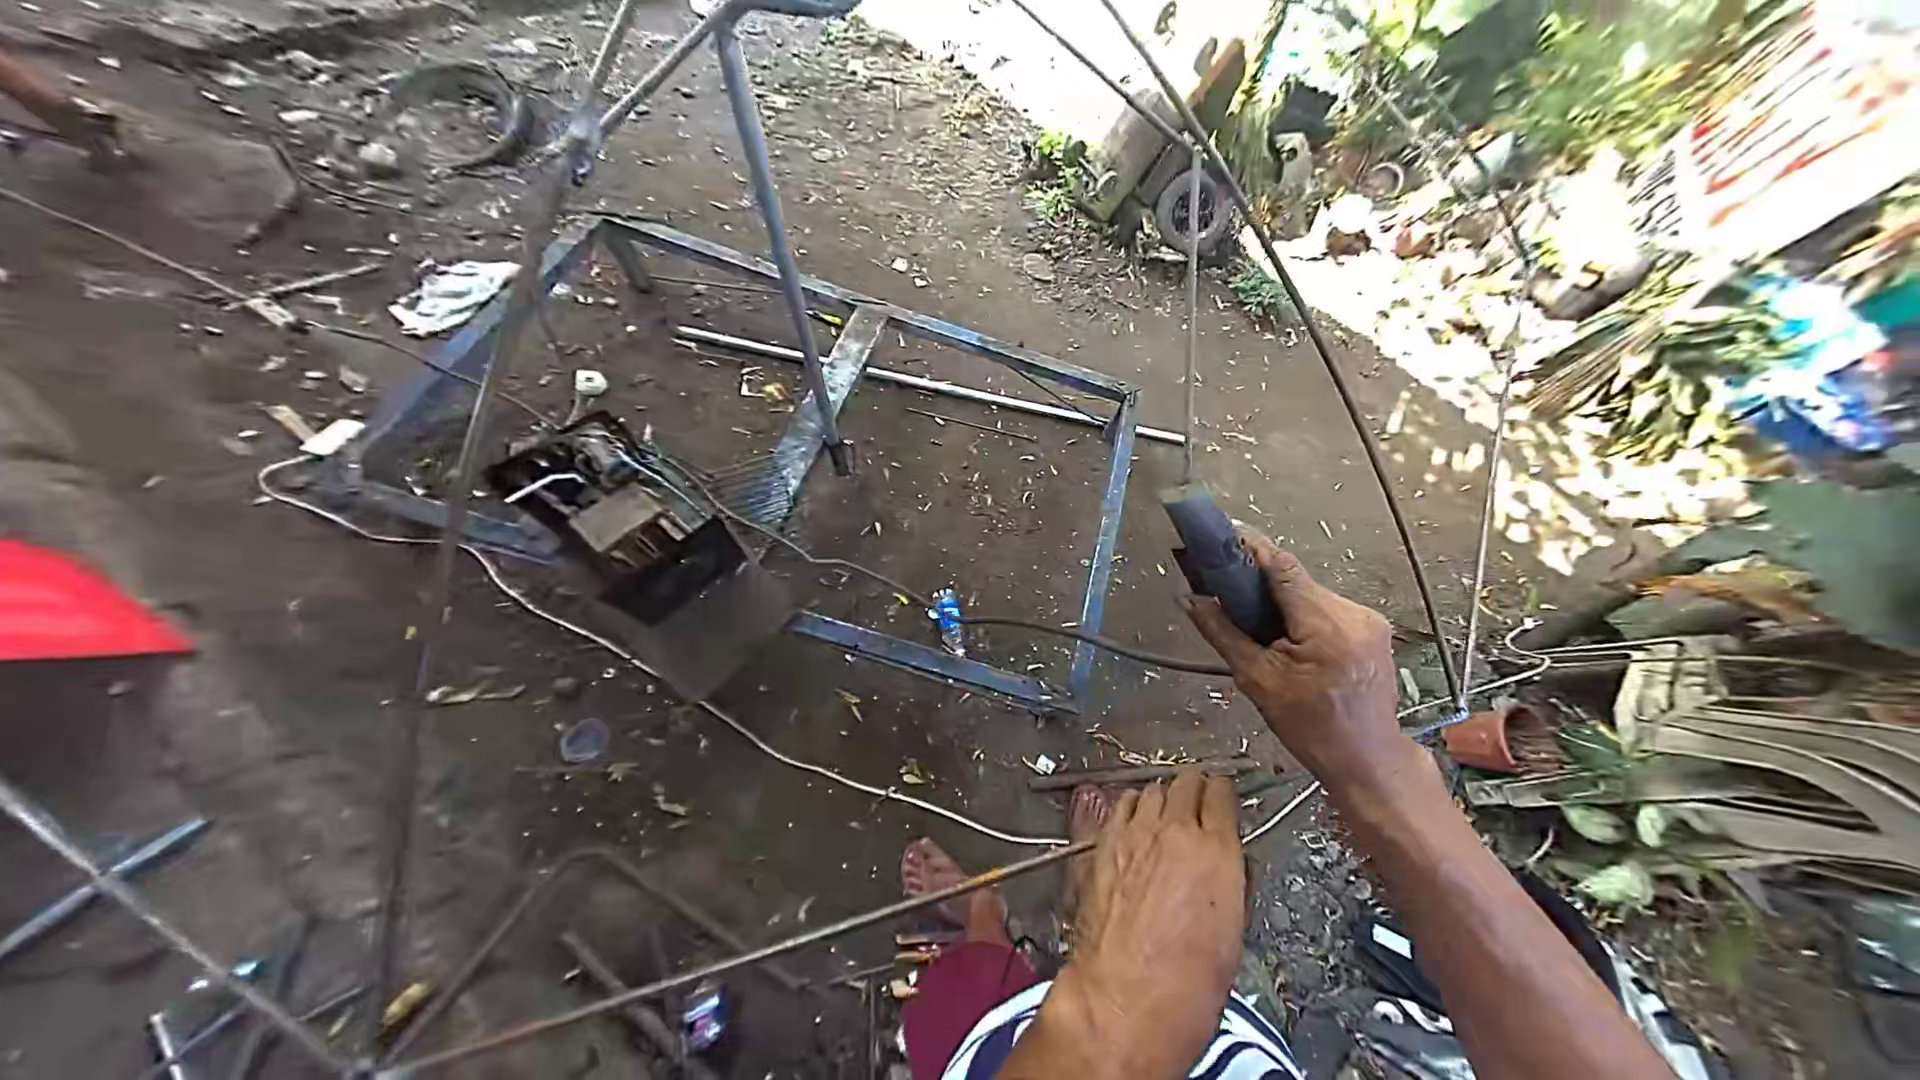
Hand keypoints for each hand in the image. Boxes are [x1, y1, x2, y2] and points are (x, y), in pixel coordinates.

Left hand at [1048, 770, 1243, 1078]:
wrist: (1128, 994)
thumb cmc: (1187, 980)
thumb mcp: (1234, 930)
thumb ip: (1231, 879)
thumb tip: (1229, 863)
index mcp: (1218, 851)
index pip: (1222, 796)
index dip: (1222, 792)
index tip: (1222, 793)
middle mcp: (1176, 831)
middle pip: (1186, 784)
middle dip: (1195, 787)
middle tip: (1197, 794)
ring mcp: (1137, 833)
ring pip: (1152, 790)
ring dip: (1163, 796)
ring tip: (1167, 807)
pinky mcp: (1106, 841)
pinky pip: (1122, 806)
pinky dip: (1132, 806)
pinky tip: (1135, 817)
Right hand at [1184, 531, 1407, 795]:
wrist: (1367, 759)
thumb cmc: (1309, 727)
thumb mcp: (1256, 680)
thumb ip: (1223, 633)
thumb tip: (1190, 600)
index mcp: (1327, 626)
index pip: (1284, 568)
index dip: (1253, 549)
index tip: (1225, 537)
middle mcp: (1355, 613)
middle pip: (1297, 580)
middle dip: (1262, 584)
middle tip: (1229, 594)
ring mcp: (1369, 620)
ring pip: (1311, 593)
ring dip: (1282, 600)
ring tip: (1257, 623)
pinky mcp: (1373, 629)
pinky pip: (1326, 607)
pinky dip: (1302, 613)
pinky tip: (1286, 636)